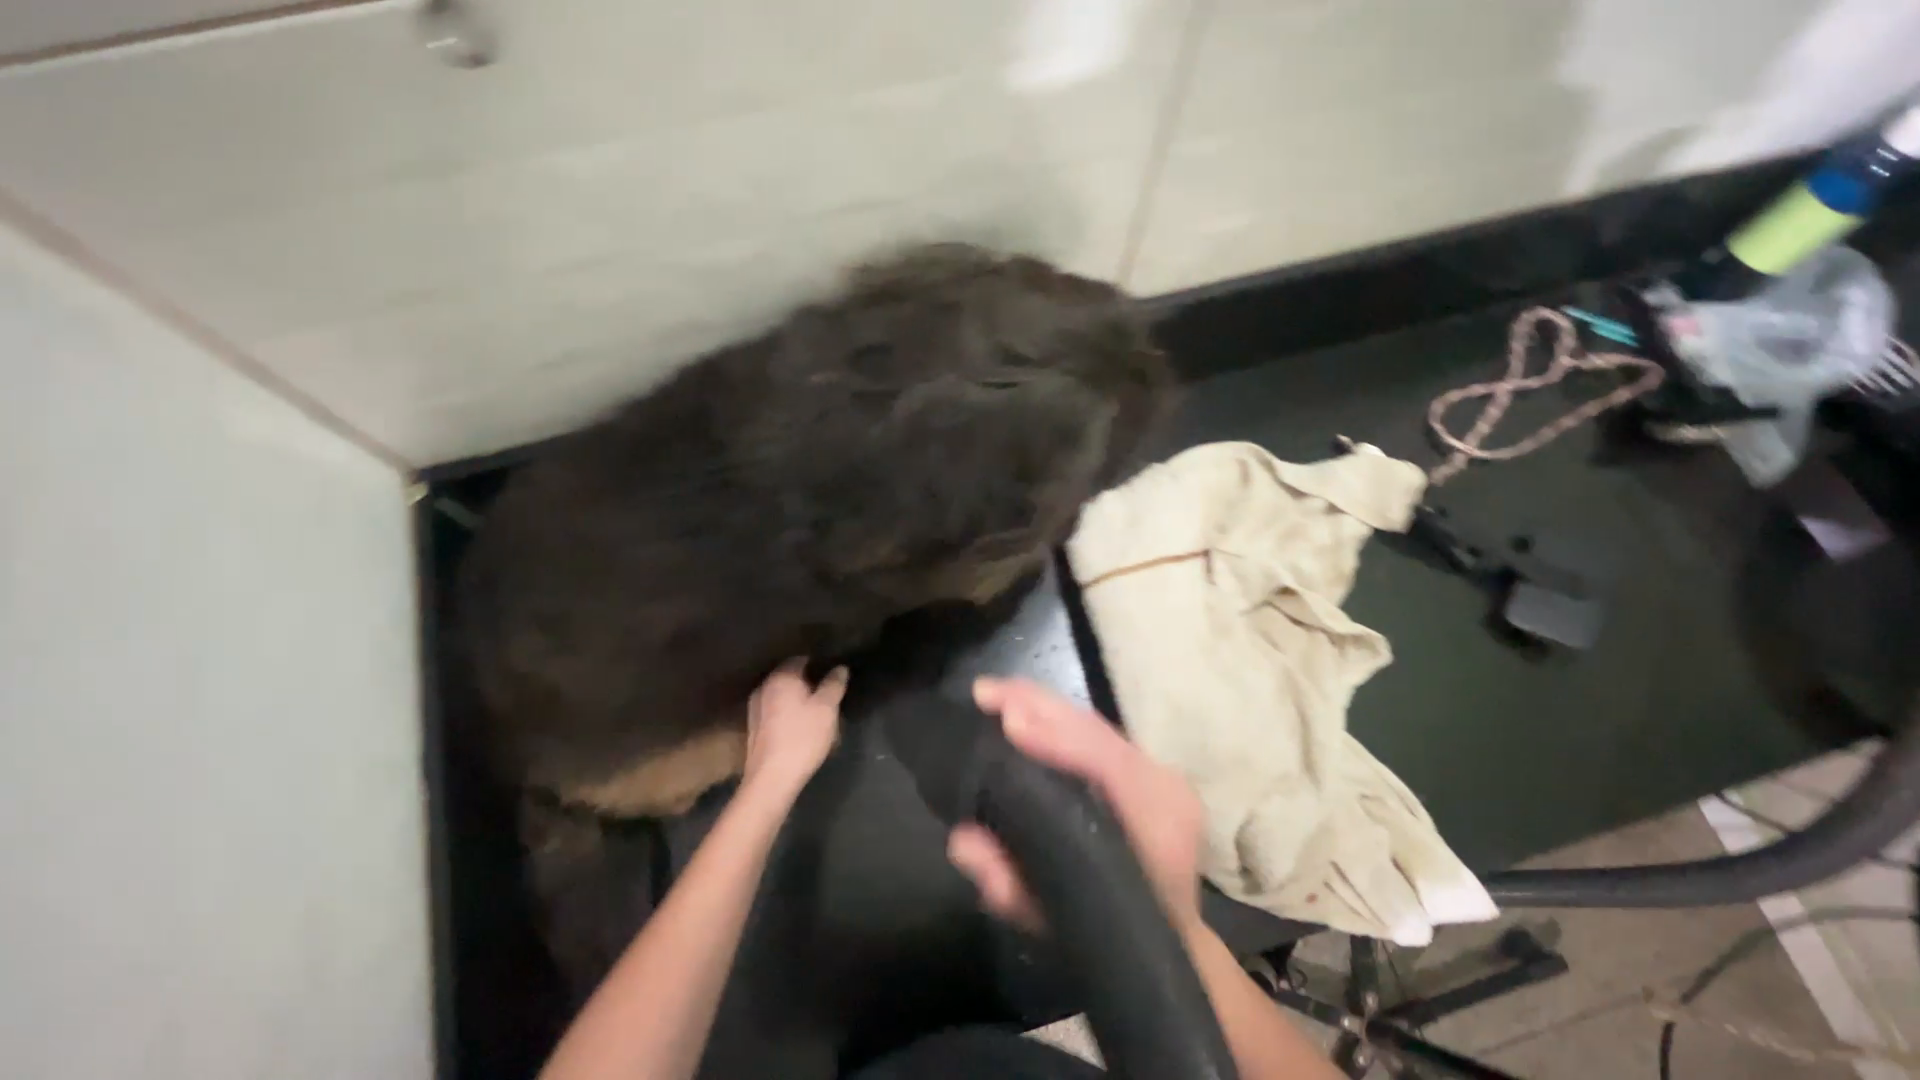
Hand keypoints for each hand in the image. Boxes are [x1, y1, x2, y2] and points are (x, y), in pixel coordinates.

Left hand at [741, 659, 846, 799]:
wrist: (772, 778)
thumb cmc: (802, 738)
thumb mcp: (827, 709)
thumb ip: (834, 684)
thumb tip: (840, 667)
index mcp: (781, 677)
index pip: (800, 658)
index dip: (817, 662)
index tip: (832, 671)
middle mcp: (764, 687)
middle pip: (788, 676)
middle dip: (807, 680)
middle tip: (827, 691)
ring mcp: (755, 707)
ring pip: (780, 694)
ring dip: (796, 697)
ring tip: (815, 708)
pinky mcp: (754, 726)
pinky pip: (774, 709)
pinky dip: (786, 711)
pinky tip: (799, 724)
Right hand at [946, 677, 1204, 936]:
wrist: (1160, 945)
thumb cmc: (1102, 932)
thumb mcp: (1050, 918)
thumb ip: (1010, 885)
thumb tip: (962, 841)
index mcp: (1153, 824)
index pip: (1106, 765)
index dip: (1058, 738)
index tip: (1007, 718)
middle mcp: (1162, 791)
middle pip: (1099, 734)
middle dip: (1041, 707)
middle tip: (985, 692)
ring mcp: (1161, 780)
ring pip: (1098, 730)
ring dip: (1045, 707)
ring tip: (997, 694)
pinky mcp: (1149, 775)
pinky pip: (1099, 738)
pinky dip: (1058, 720)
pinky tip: (1023, 709)